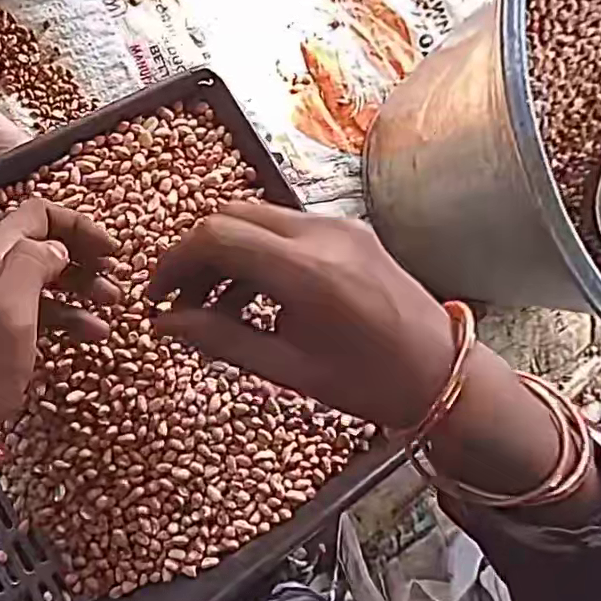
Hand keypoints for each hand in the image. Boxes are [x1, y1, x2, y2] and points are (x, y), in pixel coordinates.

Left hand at [0, 198, 120, 445]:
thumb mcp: (10, 308)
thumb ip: (33, 264)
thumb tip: (58, 249)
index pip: (38, 214)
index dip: (78, 225)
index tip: (110, 249)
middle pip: (46, 244)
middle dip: (85, 256)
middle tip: (116, 277)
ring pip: (49, 278)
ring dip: (84, 286)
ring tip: (113, 303)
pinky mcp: (3, 327)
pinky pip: (44, 309)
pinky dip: (71, 315)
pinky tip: (94, 333)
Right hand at [148, 202, 584, 515]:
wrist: (443, 373)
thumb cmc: (368, 383)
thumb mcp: (286, 368)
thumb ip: (218, 339)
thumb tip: (163, 323)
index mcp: (308, 271)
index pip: (216, 236)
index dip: (174, 262)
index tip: (156, 296)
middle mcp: (321, 233)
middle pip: (228, 216)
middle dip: (193, 256)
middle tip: (179, 301)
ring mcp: (337, 226)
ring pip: (252, 218)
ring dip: (221, 255)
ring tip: (211, 307)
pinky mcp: (345, 230)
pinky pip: (280, 228)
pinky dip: (251, 254)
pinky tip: (248, 297)